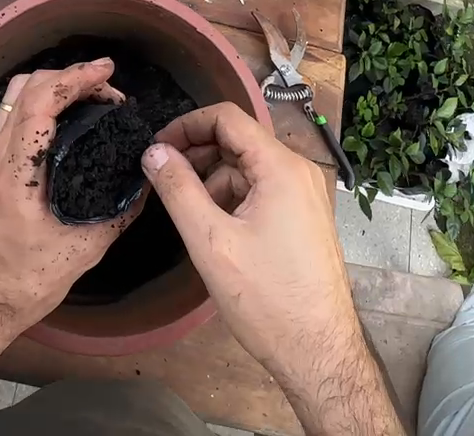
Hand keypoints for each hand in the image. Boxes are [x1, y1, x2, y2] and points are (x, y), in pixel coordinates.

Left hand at [0, 59, 138, 349]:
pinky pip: (14, 113)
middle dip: (71, 76)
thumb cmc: (22, 284)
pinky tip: (67, 116)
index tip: (108, 71)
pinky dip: (42, 100)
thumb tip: (146, 183)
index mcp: (16, 173)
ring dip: (54, 84)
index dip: (75, 78)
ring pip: (16, 95)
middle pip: (27, 87)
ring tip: (90, 95)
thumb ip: (116, 215)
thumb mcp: (80, 253)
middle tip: (109, 89)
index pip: (39, 103)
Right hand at [142, 103, 365, 386]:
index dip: (187, 125)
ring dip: (213, 179)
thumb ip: (178, 189)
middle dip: (198, 153)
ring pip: (247, 167)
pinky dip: (233, 197)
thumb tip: (153, 151)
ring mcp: (306, 194)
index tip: (157, 149)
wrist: (320, 356)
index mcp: (281, 167)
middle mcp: (298, 171)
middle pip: (239, 140)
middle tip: (164, 178)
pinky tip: (215, 228)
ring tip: (188, 212)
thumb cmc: (266, 299)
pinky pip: (261, 189)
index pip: (227, 118)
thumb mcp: (210, 242)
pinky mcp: (305, 217)